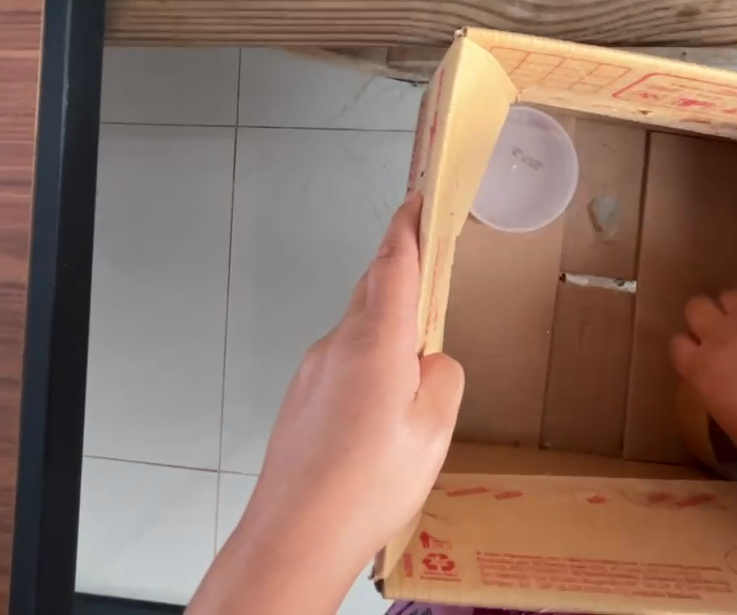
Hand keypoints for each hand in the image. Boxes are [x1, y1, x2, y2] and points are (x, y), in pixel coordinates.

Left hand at [237, 194, 465, 576]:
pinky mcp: (302, 395)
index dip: (407, 226)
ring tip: (412, 373)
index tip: (416, 199)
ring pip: (358, 327)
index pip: (394, 263)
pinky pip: (343, 359)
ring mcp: (314, 369)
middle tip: (429, 272)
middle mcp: (338, 343)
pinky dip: (367, 362)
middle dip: (401, 271)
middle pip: (373, 288)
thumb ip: (442, 377)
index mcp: (375, 340)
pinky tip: (378, 411)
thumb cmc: (365, 485)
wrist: (293, 537)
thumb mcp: (433, 430)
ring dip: (387, 328)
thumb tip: (430, 360)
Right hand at [670, 287, 736, 487]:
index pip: (677, 345)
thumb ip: (725, 401)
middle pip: (696, 306)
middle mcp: (722, 337)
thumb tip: (734, 395)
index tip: (702, 361)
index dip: (690, 351)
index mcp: (703, 371)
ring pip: (731, 294)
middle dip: (707, 318)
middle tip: (726, 339)